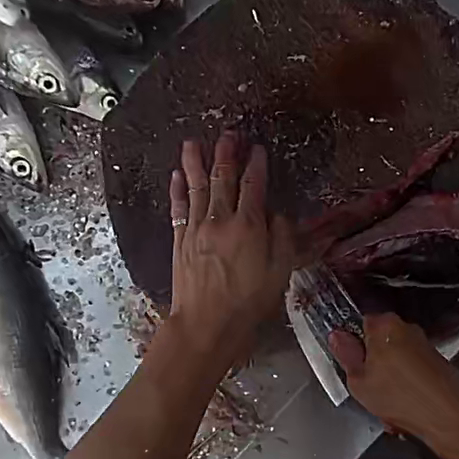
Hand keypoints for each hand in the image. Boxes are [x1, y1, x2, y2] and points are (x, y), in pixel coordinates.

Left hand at [167, 132, 296, 368]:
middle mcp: (221, 220)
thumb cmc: (248, 303)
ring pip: (196, 187)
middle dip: (227, 154)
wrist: (206, 324)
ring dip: (195, 163)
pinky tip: (176, 176)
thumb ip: (282, 238)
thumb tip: (277, 214)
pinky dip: (178, 190)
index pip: (254, 186)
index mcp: (249, 226)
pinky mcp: (180, 241)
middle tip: (228, 134)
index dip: (257, 165)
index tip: (258, 149)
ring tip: (193, 143)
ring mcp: (197, 229)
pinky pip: (179, 209)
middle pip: (223, 179)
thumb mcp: (280, 272)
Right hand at [328, 313, 458, 447]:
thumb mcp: (359, 381)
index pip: (360, 322)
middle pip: (378, 338)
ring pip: (394, 355)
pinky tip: (402, 402)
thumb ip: (346, 355)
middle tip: (365, 382)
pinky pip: (410, 367)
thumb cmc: (401, 398)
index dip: (352, 342)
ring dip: (388, 373)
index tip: (348, 358)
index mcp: (384, 326)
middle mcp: (406, 328)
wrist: (448, 416)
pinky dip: (405, 381)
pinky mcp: (436, 360)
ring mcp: (423, 343)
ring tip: (386, 399)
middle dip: (372, 358)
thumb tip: (338, 338)